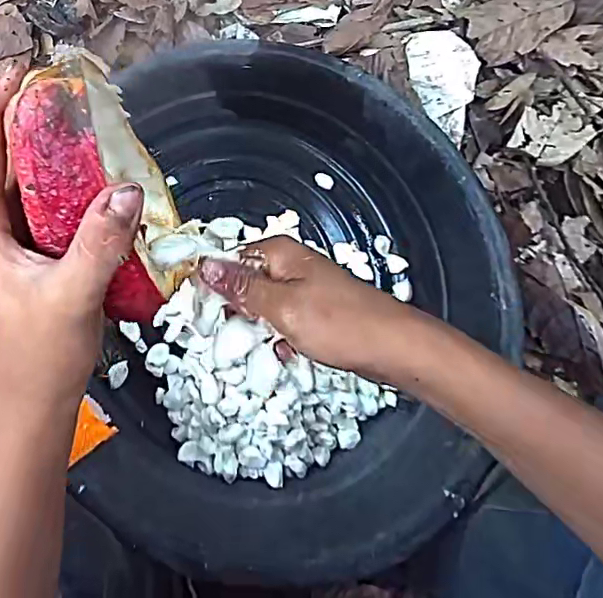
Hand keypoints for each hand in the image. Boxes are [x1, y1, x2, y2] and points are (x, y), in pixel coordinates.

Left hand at [0, 68, 144, 407]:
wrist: (37, 399)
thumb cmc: (40, 354)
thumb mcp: (70, 296)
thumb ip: (98, 244)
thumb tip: (126, 189)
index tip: (16, 72)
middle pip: (2, 157)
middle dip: (24, 117)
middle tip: (57, 84)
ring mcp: (10, 236)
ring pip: (25, 176)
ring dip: (47, 144)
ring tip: (77, 112)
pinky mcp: (32, 247)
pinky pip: (46, 198)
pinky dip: (65, 176)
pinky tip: (93, 165)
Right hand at [196, 236, 429, 383]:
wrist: (397, 349)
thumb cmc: (344, 325)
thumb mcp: (282, 307)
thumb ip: (241, 288)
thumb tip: (205, 266)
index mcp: (277, 252)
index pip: (228, 261)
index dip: (214, 288)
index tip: (205, 314)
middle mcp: (289, 263)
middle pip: (244, 283)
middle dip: (239, 311)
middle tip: (241, 335)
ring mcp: (303, 286)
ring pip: (263, 305)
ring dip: (260, 327)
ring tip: (271, 344)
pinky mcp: (314, 308)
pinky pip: (283, 318)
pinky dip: (280, 334)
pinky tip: (288, 350)